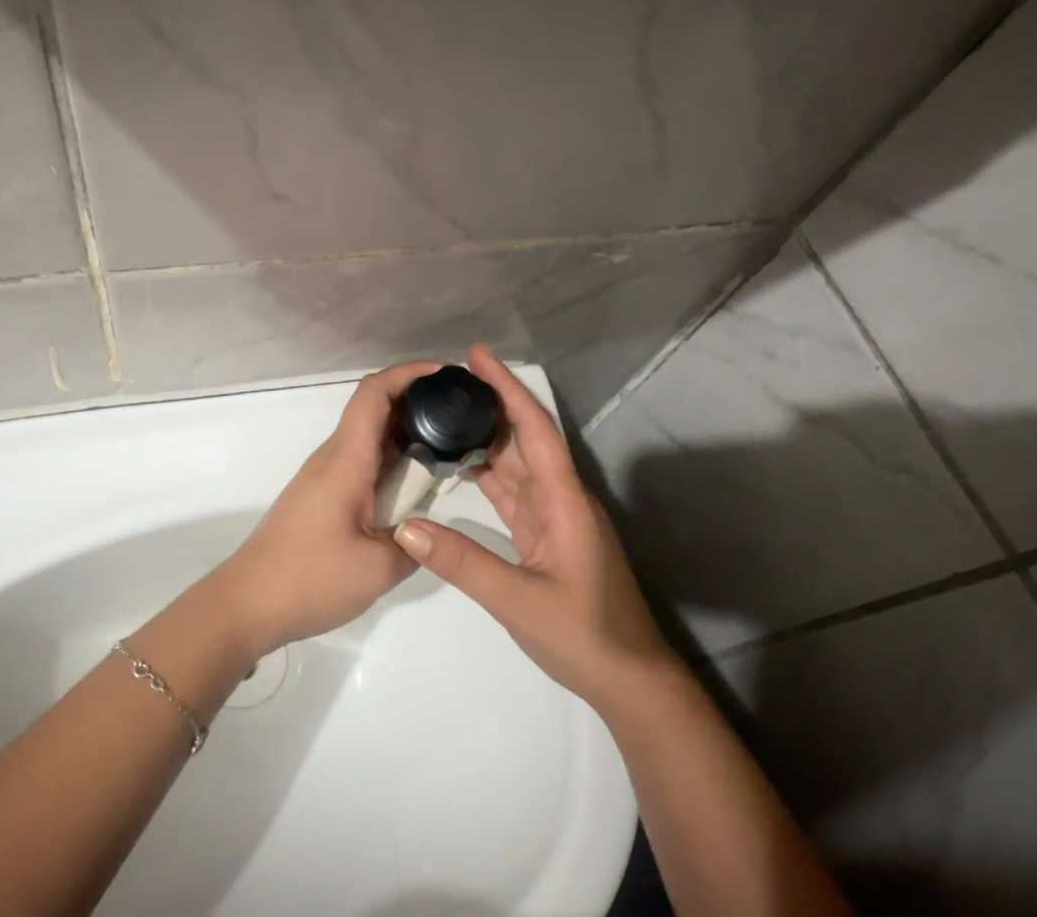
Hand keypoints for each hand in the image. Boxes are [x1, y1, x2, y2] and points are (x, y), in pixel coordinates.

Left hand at [211, 360, 443, 656]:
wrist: (247, 604)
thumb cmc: (309, 579)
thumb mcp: (378, 568)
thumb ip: (416, 543)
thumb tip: (430, 529)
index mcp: (346, 460)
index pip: (374, 393)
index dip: (410, 373)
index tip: (447, 375)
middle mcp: (333, 459)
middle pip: (375, 411)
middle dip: (419, 404)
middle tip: (464, 419)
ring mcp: (324, 478)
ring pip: (369, 439)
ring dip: (407, 436)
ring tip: (450, 451)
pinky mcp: (320, 499)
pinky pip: (361, 465)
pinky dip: (392, 463)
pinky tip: (415, 488)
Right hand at [392, 344, 672, 706]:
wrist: (629, 679)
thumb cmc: (583, 636)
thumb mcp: (518, 600)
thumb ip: (462, 563)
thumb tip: (407, 529)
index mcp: (565, 503)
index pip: (534, 431)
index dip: (507, 390)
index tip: (477, 356)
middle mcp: (563, 502)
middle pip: (525, 441)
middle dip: (491, 407)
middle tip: (446, 384)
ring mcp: (557, 523)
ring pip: (519, 468)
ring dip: (488, 441)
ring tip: (446, 416)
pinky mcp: (549, 542)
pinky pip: (516, 497)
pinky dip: (490, 479)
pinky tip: (464, 469)